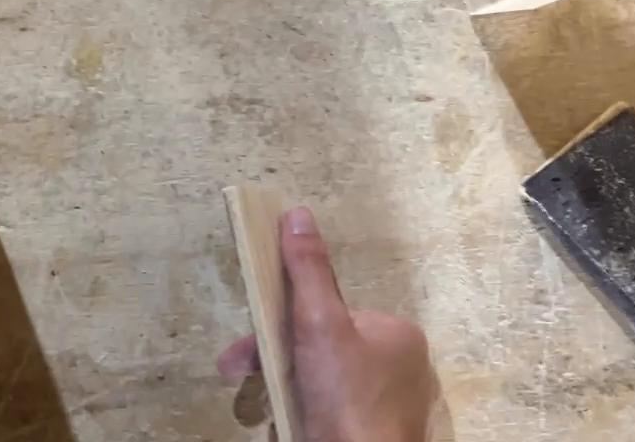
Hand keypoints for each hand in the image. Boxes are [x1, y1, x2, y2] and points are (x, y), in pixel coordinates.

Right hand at [218, 207, 436, 440]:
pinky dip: (297, 402)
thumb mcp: (318, 322)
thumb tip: (298, 214)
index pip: (329, 306)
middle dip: (271, 349)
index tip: (258, 326)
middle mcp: (397, 366)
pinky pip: (324, 403)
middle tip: (238, 364)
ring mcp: (383, 404)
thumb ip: (307, 269)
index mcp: (396, 335)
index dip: (288, 313)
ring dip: (275, 375)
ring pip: (316, 372)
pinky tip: (279, 414)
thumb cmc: (346, 396)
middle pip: (317, 339)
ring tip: (246, 388)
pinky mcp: (367, 430)